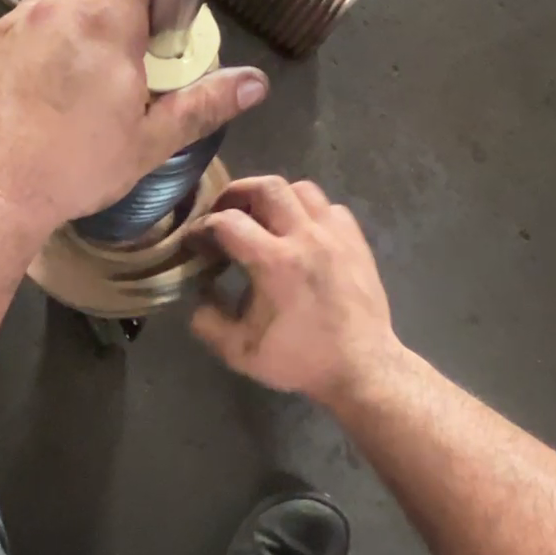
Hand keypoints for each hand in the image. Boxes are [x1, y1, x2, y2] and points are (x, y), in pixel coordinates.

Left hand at [0, 0, 269, 243]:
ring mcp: (12, 22)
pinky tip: (37, 91)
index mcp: (106, 19)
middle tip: (126, 53)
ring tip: (78, 75)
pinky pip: (19, 25)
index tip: (167, 21)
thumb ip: (202, 105)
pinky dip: (37, 42)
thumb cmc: (72, 169)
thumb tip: (255, 84)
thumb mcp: (147, 143)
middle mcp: (56, 5)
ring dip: (77, 19)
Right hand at [190, 177, 406, 402]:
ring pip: (301, 189)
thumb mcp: (238, 351)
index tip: (194, 242)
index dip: (202, 227)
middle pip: (266, 187)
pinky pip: (329, 206)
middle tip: (224, 213)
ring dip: (274, 198)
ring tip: (262, 218)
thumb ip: (207, 320)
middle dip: (236, 194)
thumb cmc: (298, 359)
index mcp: (274, 262)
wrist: (362, 367)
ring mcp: (335, 236)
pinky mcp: (356, 242)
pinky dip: (308, 211)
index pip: (227, 222)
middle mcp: (305, 238)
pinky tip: (299, 233)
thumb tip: (198, 294)